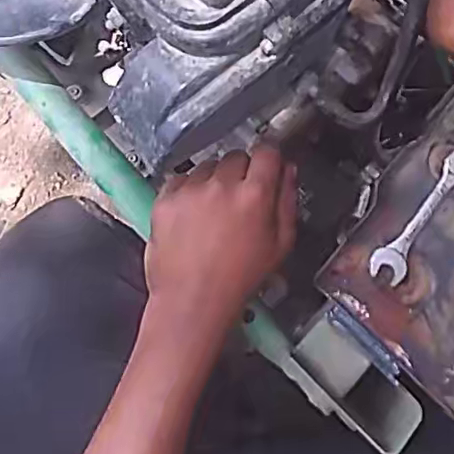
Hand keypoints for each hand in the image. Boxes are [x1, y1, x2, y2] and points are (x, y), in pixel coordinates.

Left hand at [145, 145, 296, 335]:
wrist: (192, 301)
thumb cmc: (237, 280)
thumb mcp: (280, 245)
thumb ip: (287, 201)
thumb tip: (287, 172)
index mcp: (254, 195)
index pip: (267, 152)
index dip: (269, 158)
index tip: (266, 164)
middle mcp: (221, 185)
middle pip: (236, 156)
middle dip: (240, 172)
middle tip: (238, 199)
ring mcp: (191, 190)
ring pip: (207, 166)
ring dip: (212, 180)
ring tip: (213, 212)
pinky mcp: (166, 198)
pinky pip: (180, 179)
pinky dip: (187, 190)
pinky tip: (193, 215)